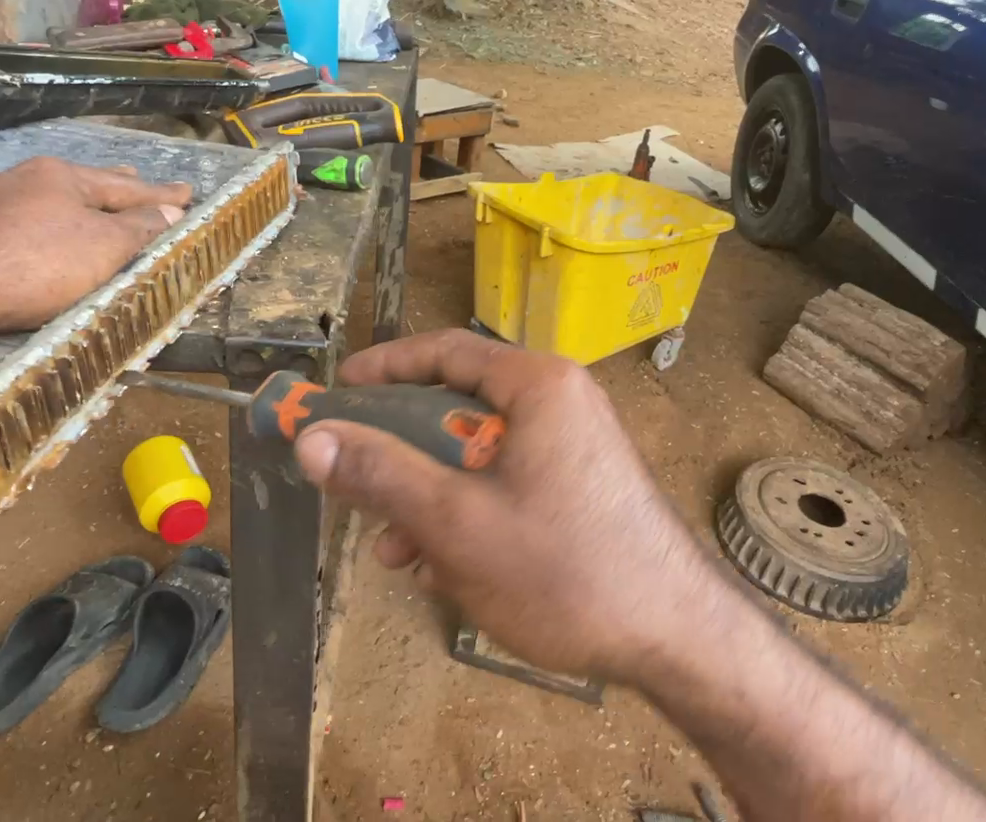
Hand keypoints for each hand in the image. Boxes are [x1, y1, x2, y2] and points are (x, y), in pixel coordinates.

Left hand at [0, 158, 191, 332]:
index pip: (128, 189)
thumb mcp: (102, 248)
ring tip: (77, 196)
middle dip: (113, 186)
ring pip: (34, 195)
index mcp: (64, 180)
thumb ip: (139, 229)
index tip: (188, 192)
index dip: (161, 195)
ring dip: (61, 198)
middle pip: (81, 184)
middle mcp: (22, 181)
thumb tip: (170, 212)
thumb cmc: (31, 263)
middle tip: (136, 178)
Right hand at [293, 329, 734, 682]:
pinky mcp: (580, 487)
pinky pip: (508, 484)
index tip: (337, 393)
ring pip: (479, 456)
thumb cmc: (564, 570)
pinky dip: (470, 514)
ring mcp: (574, 447)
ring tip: (398, 552)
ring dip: (431, 498)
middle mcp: (561, 402)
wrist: (675, 636)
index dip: (384, 368)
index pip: (446, 350)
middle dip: (404, 456)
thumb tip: (310, 439)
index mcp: (539, 385)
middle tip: (355, 487)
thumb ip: (381, 474)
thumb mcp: (457, 522)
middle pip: (458, 409)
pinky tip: (446, 567)